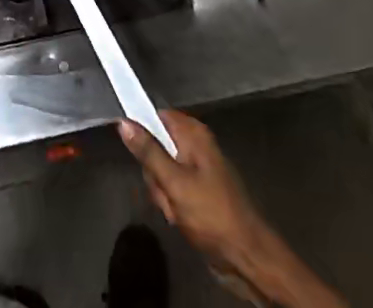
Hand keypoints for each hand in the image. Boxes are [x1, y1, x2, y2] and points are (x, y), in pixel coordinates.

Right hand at [119, 109, 346, 307]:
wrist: (248, 258)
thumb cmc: (212, 215)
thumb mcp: (174, 182)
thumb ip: (147, 151)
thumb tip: (123, 121)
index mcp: (193, 134)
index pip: (154, 114)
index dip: (140, 129)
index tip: (134, 149)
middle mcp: (196, 145)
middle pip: (154, 145)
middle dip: (153, 172)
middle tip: (165, 190)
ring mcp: (197, 168)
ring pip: (160, 170)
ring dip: (161, 191)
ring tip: (175, 208)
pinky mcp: (198, 189)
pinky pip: (171, 187)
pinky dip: (171, 203)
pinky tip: (181, 217)